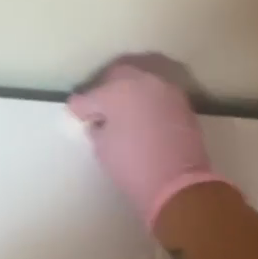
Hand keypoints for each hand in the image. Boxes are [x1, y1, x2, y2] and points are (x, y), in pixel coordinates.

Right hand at [67, 57, 232, 226]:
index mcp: (118, 91)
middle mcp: (143, 81)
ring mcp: (166, 89)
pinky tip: (141, 117)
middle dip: (104, 89)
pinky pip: (157, 94)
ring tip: (122, 111)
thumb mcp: (102, 148)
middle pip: (117, 76)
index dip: (79, 108)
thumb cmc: (132, 166)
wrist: (177, 182)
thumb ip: (97, 127)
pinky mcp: (181, 102)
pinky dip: (146, 101)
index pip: (89, 96)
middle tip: (99, 108)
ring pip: (141, 80)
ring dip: (128, 91)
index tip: (76, 115)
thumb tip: (100, 122)